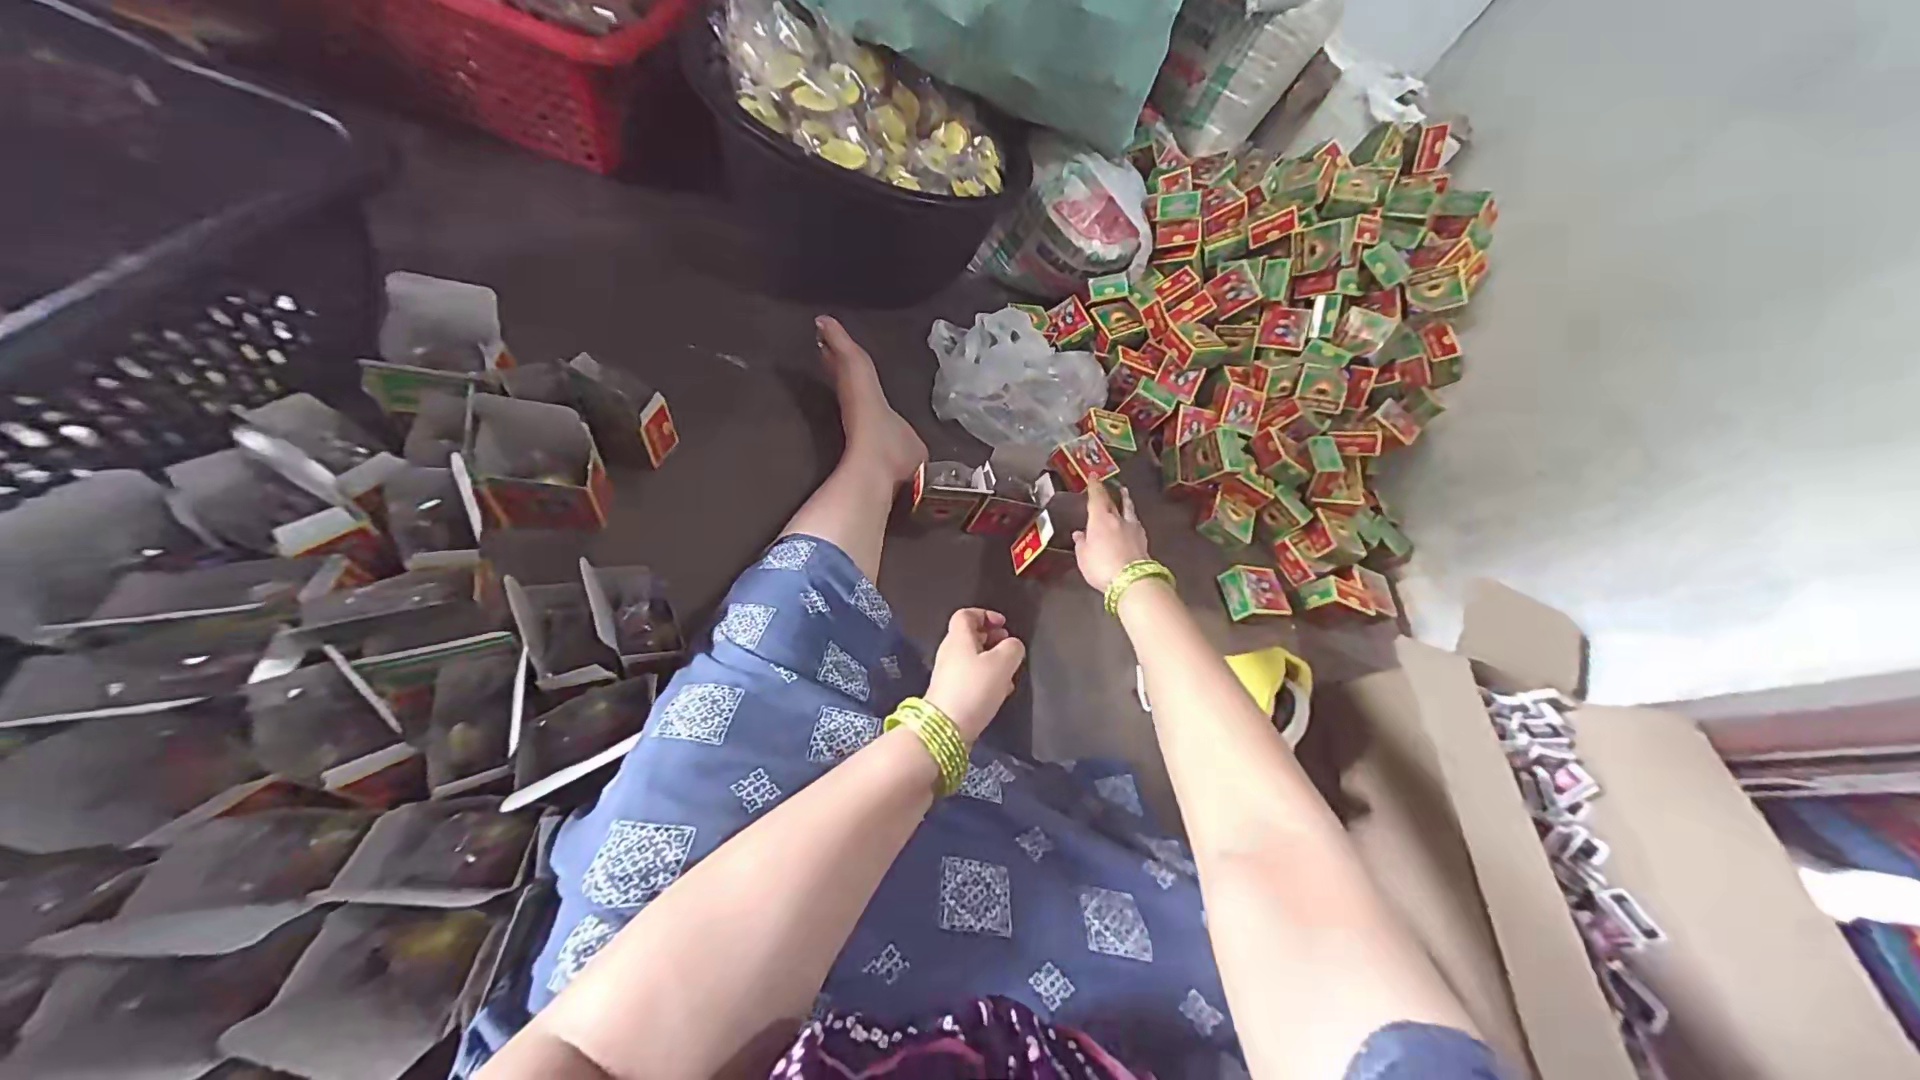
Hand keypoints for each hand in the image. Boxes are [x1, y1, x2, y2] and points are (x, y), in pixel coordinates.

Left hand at [923, 609, 1025, 741]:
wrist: (946, 727)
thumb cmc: (974, 688)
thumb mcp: (1002, 663)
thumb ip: (1012, 648)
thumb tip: (1012, 644)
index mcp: (958, 638)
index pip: (966, 614)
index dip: (985, 615)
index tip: (1003, 624)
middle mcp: (950, 652)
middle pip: (969, 636)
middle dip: (991, 637)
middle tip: (1008, 645)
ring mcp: (948, 674)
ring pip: (972, 657)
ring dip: (991, 659)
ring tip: (1009, 669)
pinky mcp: (951, 693)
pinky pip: (971, 677)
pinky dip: (986, 677)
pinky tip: (1000, 690)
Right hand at [1074, 482, 1150, 592]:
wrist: (1132, 581)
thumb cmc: (1101, 567)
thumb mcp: (1084, 557)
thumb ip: (1081, 543)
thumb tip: (1080, 534)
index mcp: (1100, 520)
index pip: (1096, 497)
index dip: (1094, 486)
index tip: (1093, 476)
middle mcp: (1117, 519)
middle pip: (1112, 501)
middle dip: (1107, 491)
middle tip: (1106, 484)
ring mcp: (1132, 528)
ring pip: (1128, 509)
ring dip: (1126, 500)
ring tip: (1125, 493)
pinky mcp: (1143, 540)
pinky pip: (1136, 523)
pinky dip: (1132, 518)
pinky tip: (1132, 519)